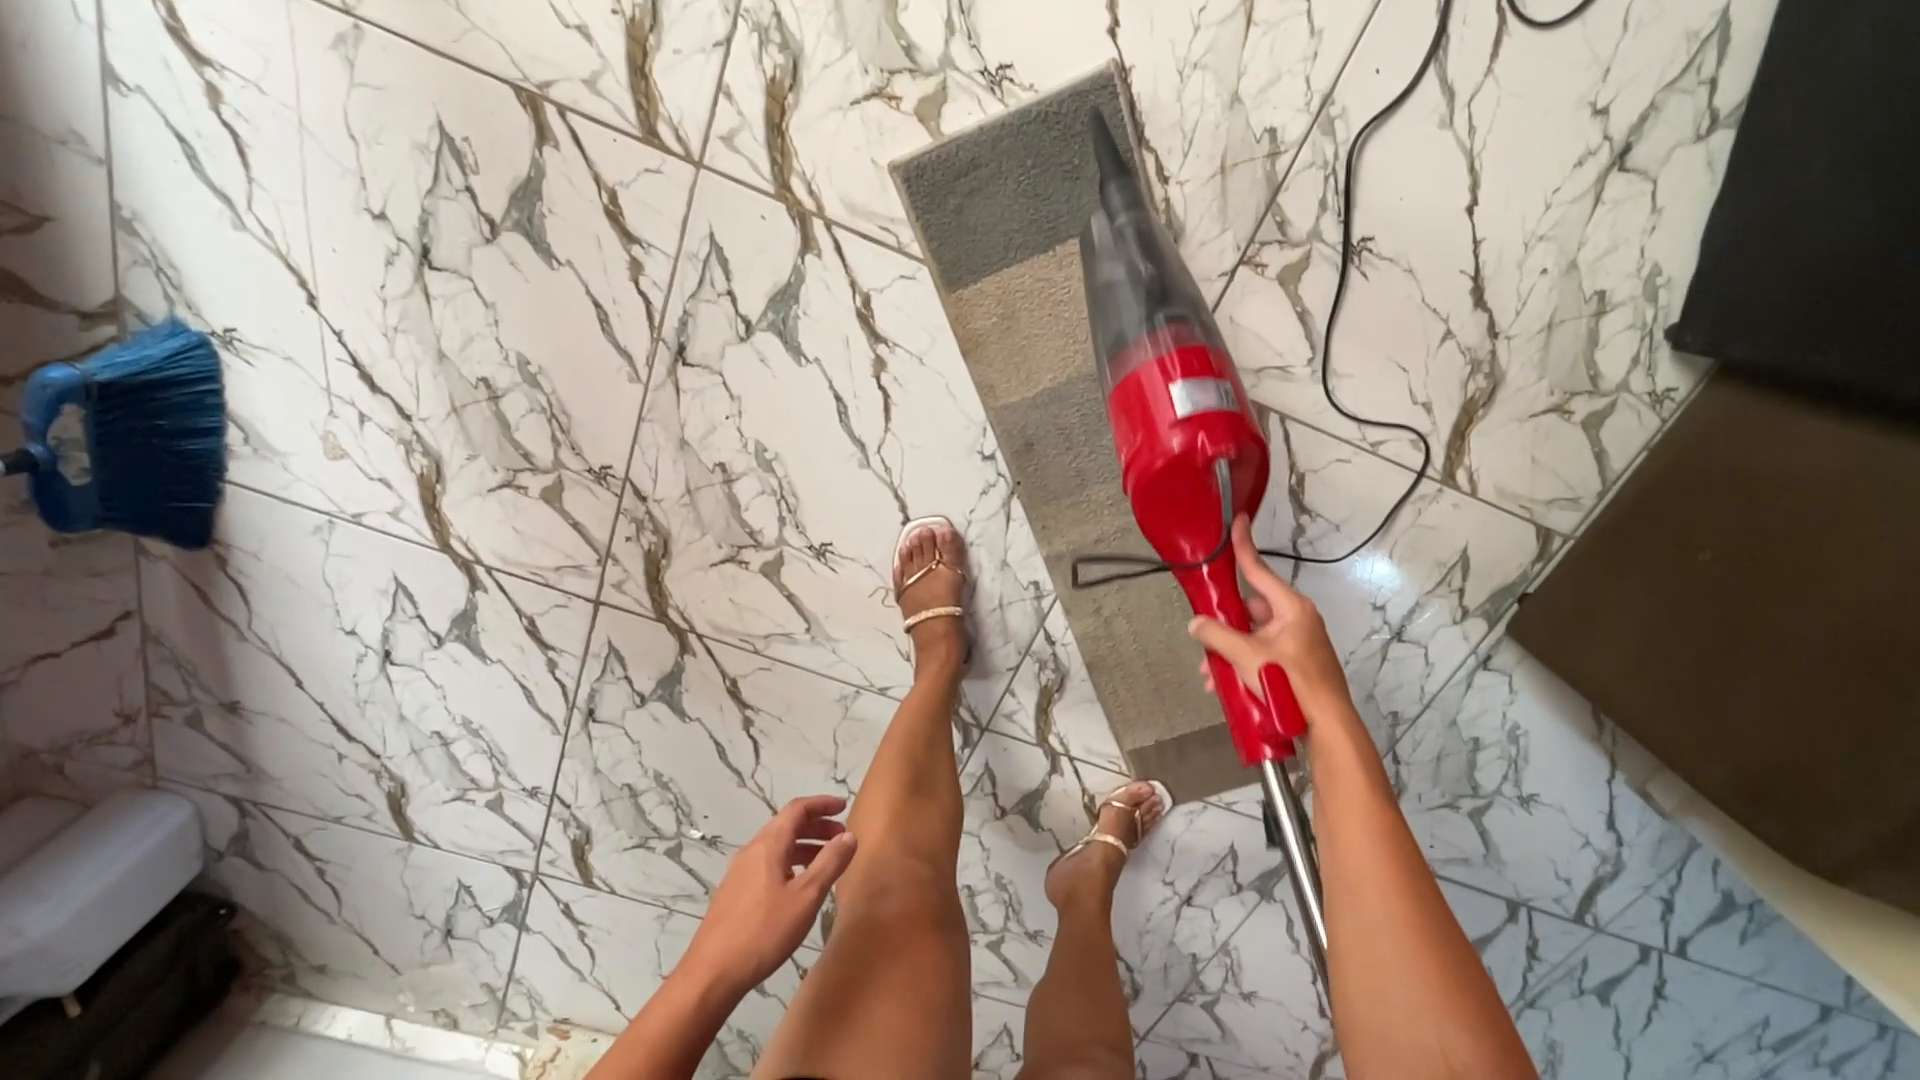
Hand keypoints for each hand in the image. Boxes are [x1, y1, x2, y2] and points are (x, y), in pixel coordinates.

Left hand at [679, 795, 856, 992]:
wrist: (712, 973)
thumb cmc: (763, 931)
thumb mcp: (806, 897)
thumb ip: (830, 863)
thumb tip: (849, 836)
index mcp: (768, 845)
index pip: (797, 809)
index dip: (822, 804)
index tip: (844, 807)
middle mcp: (751, 852)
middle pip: (786, 826)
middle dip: (817, 826)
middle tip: (843, 838)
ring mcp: (740, 873)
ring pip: (777, 847)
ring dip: (805, 846)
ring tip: (828, 861)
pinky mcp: (736, 893)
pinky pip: (769, 865)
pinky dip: (791, 863)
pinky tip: (800, 887)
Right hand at [1189, 515, 1350, 718]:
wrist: (1326, 724)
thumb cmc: (1290, 683)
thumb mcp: (1246, 656)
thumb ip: (1216, 636)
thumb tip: (1196, 623)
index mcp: (1291, 608)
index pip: (1258, 570)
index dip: (1243, 546)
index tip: (1236, 522)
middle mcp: (1297, 619)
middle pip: (1249, 610)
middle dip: (1224, 628)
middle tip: (1205, 644)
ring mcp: (1299, 642)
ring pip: (1253, 636)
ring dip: (1230, 652)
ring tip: (1212, 676)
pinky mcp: (1298, 663)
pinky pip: (1263, 653)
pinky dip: (1244, 664)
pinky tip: (1227, 687)